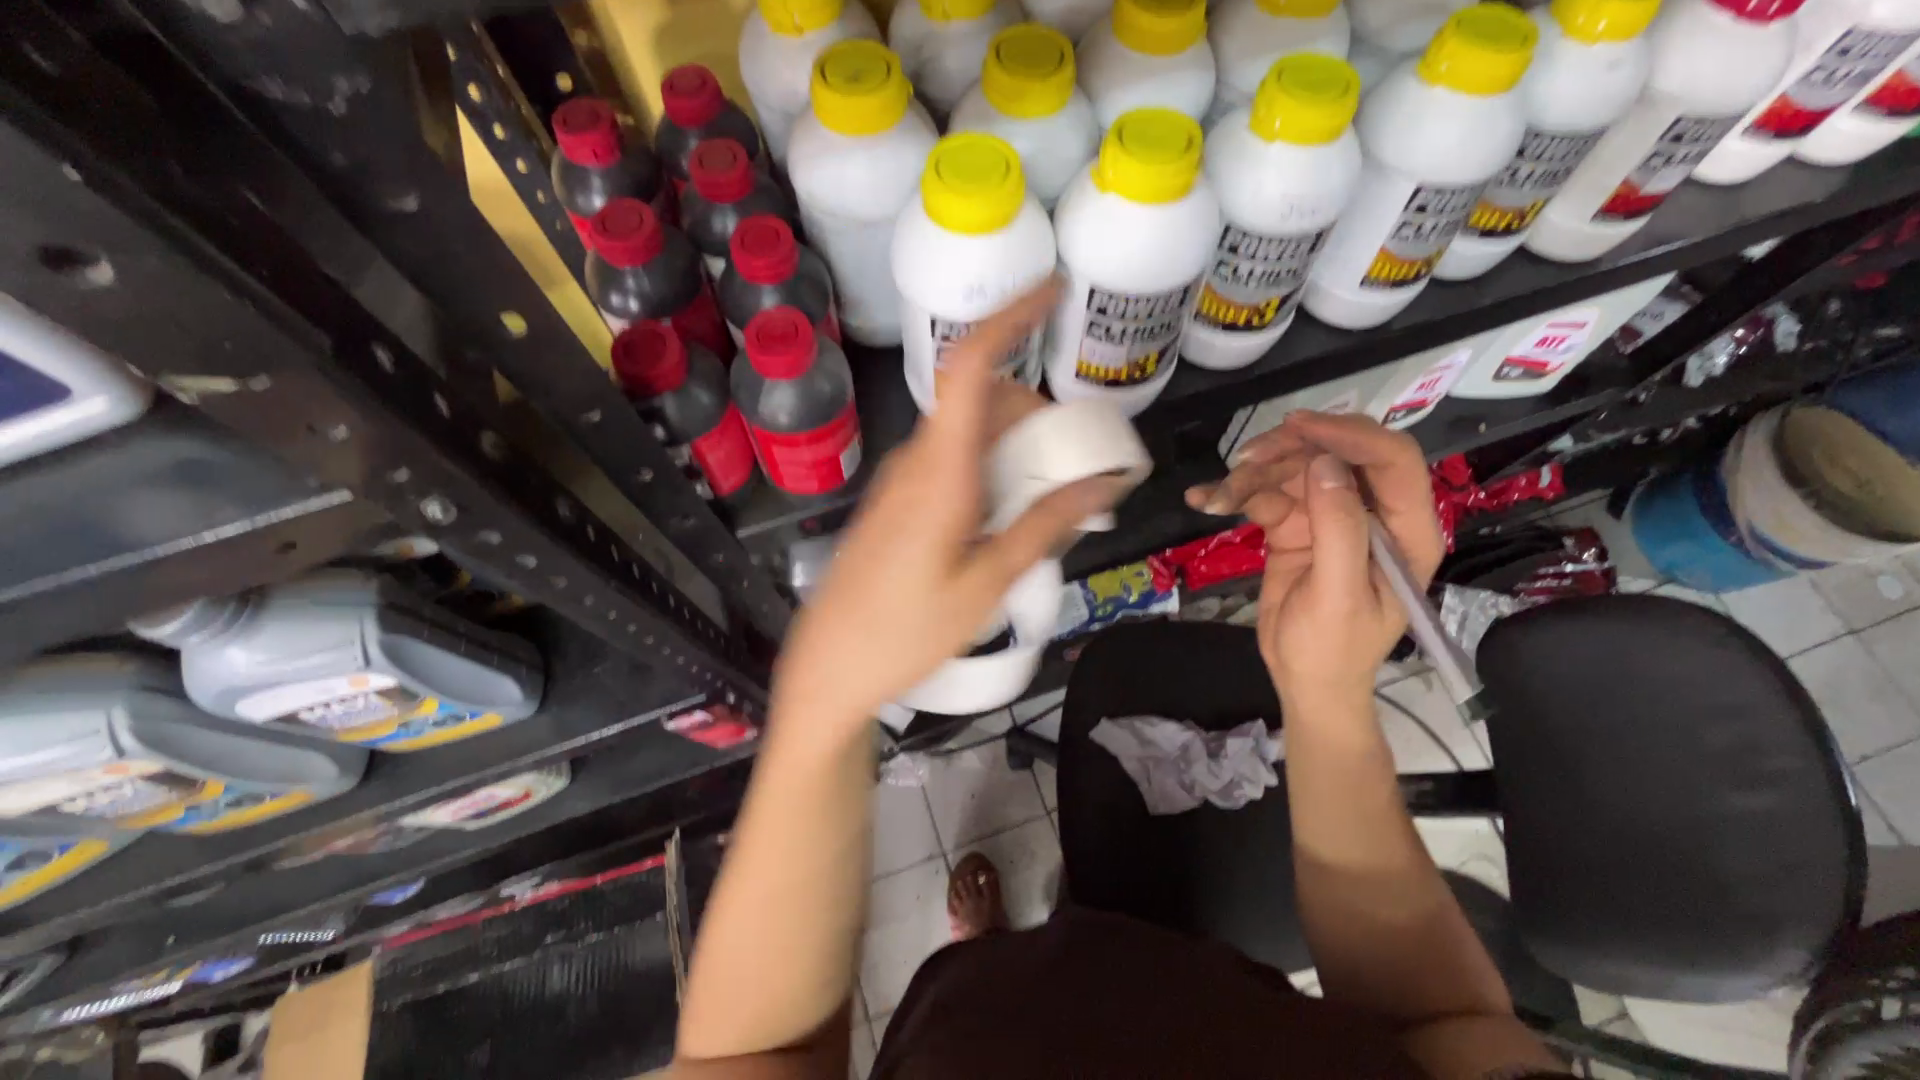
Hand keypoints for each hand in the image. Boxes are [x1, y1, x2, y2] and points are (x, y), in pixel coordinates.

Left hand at [771, 282, 1127, 723]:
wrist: (830, 666)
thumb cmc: (906, 631)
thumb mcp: (987, 583)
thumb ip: (1046, 525)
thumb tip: (1108, 481)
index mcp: (940, 470)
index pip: (970, 366)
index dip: (1009, 317)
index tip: (1051, 291)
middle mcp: (917, 460)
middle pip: (983, 400)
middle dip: (1038, 410)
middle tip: (1082, 456)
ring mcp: (902, 479)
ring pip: (969, 432)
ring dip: (1016, 445)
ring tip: (1055, 497)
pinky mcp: (898, 500)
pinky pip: (953, 461)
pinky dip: (991, 468)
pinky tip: (1011, 517)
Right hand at [1189, 412, 1442, 707]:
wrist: (1304, 683)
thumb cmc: (1334, 649)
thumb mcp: (1339, 595)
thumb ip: (1340, 529)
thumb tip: (1324, 465)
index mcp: (1406, 530)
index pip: (1391, 461)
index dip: (1350, 435)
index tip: (1299, 427)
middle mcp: (1372, 513)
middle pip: (1337, 455)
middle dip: (1290, 451)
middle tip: (1244, 461)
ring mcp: (1330, 516)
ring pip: (1294, 470)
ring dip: (1252, 477)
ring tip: (1215, 497)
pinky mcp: (1295, 525)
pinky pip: (1265, 495)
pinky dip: (1234, 495)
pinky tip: (1205, 500)